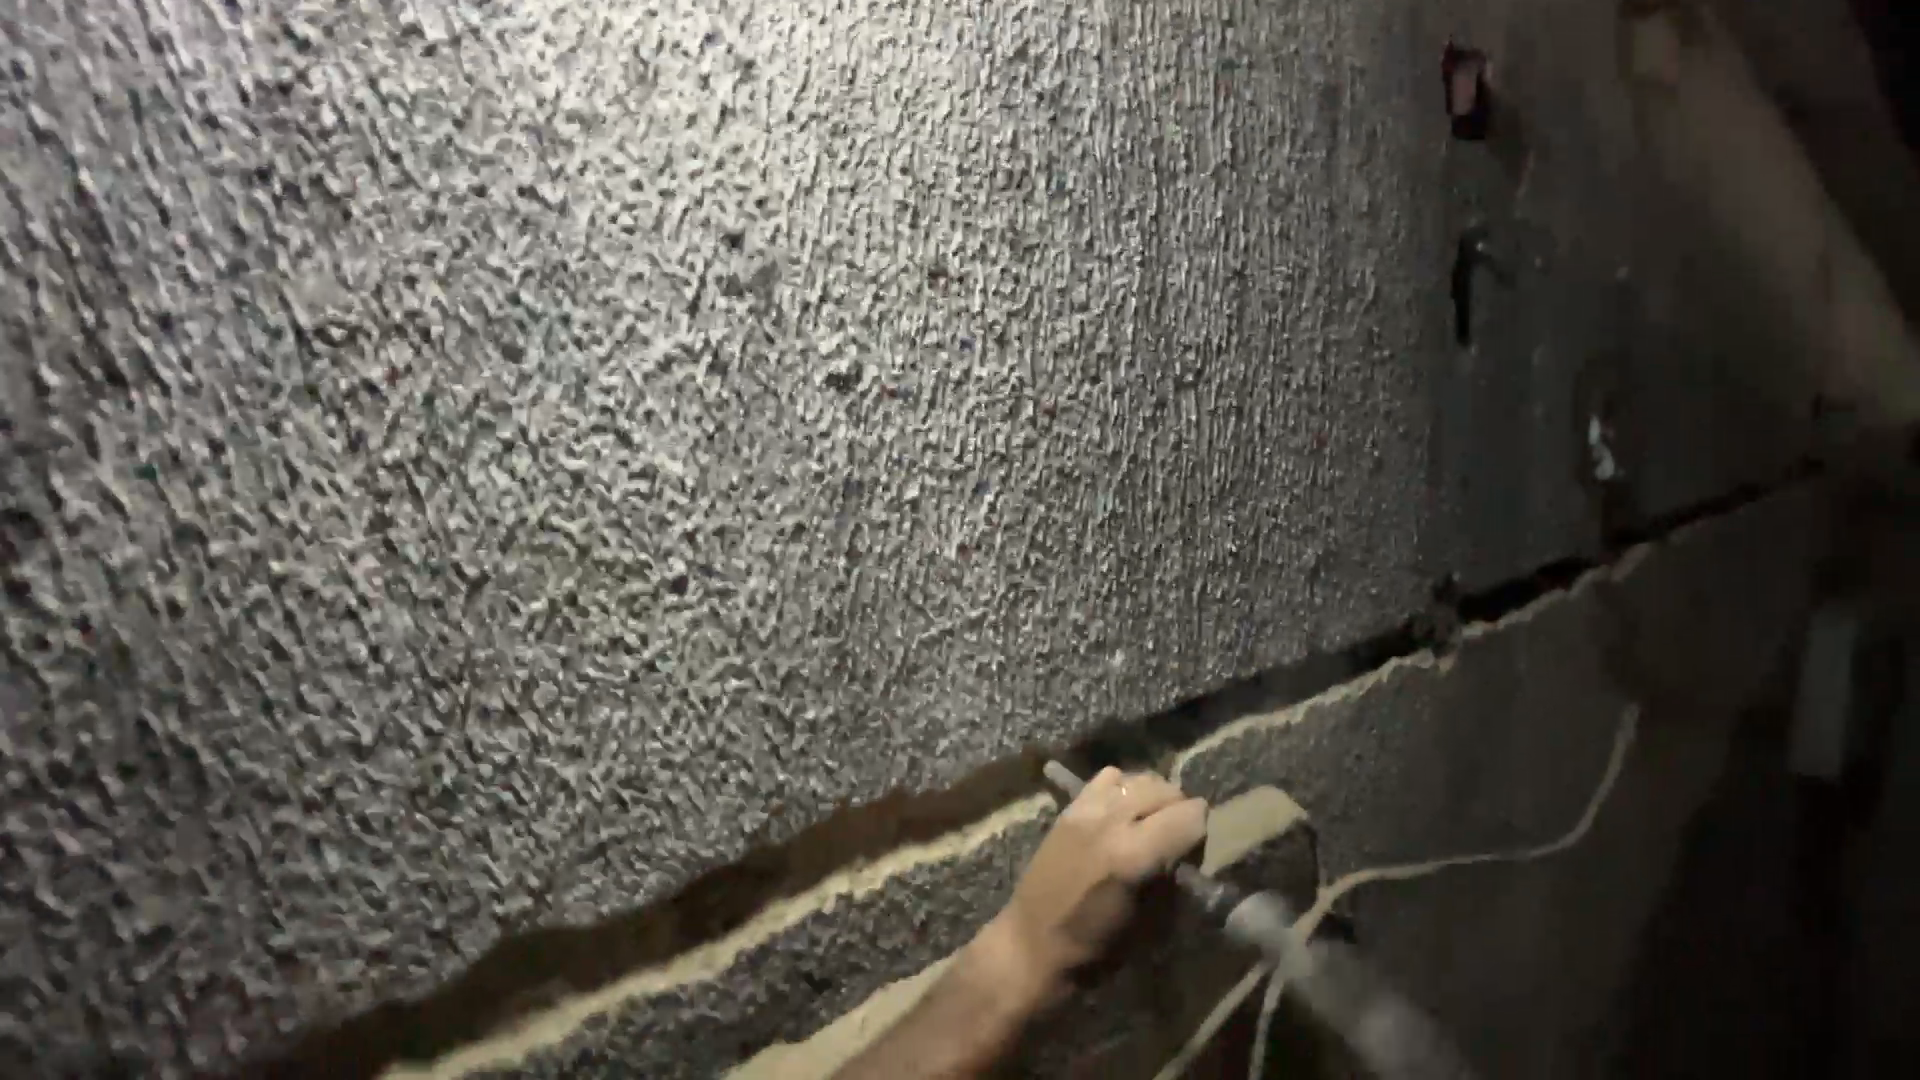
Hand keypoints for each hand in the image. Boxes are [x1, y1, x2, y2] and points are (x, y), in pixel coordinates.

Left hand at [983, 768, 1208, 997]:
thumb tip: (1189, 851)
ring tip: (1153, 821)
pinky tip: (1123, 811)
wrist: (1033, 942)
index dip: (1202, 830)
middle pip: (1165, 789)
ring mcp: (1086, 809)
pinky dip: (1123, 788)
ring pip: (1138, 778)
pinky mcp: (1069, 808)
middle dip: (1181, 809)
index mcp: (1133, 855)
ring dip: (1154, 796)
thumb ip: (1172, 877)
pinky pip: (1107, 778)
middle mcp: (1110, 821)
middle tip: (1179, 836)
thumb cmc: (1097, 948)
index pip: (1189, 815)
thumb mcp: (1151, 922)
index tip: (1199, 848)